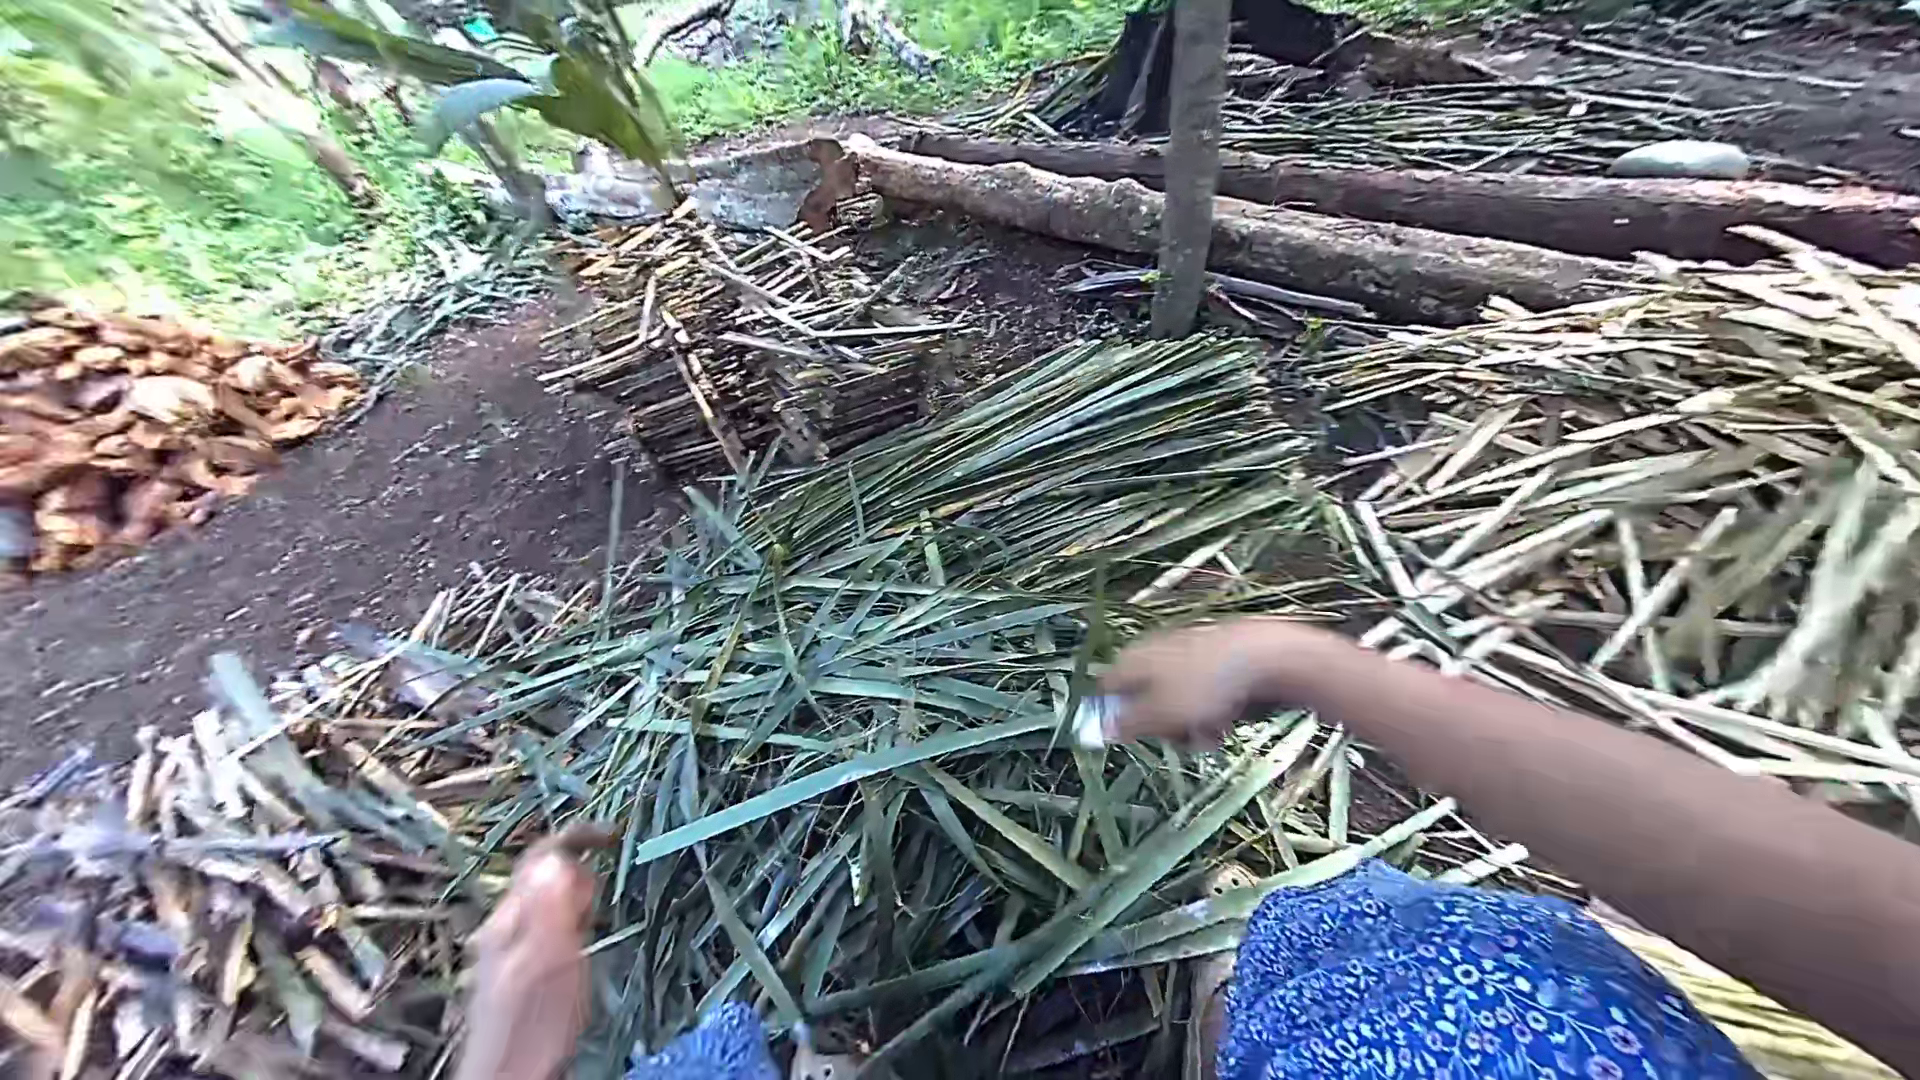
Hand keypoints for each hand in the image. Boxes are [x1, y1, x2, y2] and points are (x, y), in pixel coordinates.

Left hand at [455, 826, 609, 1079]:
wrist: (513, 1078)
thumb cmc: (536, 1020)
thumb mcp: (549, 956)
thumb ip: (551, 905)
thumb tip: (559, 856)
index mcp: (510, 915)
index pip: (543, 853)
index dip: (580, 836)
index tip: (617, 836)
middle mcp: (507, 921)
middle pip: (550, 870)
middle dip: (582, 873)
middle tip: (598, 902)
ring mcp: (514, 940)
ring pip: (554, 893)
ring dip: (580, 896)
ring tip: (593, 925)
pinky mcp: (526, 959)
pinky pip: (555, 916)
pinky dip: (576, 915)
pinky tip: (583, 941)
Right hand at [1089, 620, 1333, 746]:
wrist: (1260, 655)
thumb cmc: (1202, 686)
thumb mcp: (1160, 713)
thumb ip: (1128, 723)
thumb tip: (1101, 729)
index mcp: (1130, 661)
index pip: (1106, 689)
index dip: (1114, 716)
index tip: (1132, 738)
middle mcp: (1149, 653)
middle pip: (1141, 697)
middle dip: (1160, 725)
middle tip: (1180, 740)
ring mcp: (1179, 652)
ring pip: (1172, 698)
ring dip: (1187, 723)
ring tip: (1210, 734)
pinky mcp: (1207, 657)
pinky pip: (1196, 690)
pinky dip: (1207, 709)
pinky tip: (1225, 720)